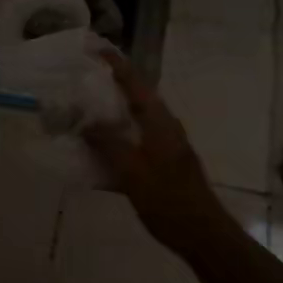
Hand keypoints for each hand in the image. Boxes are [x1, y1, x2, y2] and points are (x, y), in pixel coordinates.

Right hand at [82, 51, 222, 245]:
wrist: (202, 235)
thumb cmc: (168, 201)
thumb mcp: (133, 171)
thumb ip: (108, 144)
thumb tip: (85, 122)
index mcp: (160, 123)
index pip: (136, 84)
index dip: (116, 65)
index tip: (95, 48)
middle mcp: (163, 129)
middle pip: (135, 98)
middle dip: (109, 86)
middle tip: (80, 79)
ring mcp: (163, 148)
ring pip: (132, 122)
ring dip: (109, 114)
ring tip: (80, 110)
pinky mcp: (160, 166)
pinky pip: (132, 144)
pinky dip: (113, 141)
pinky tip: (93, 152)